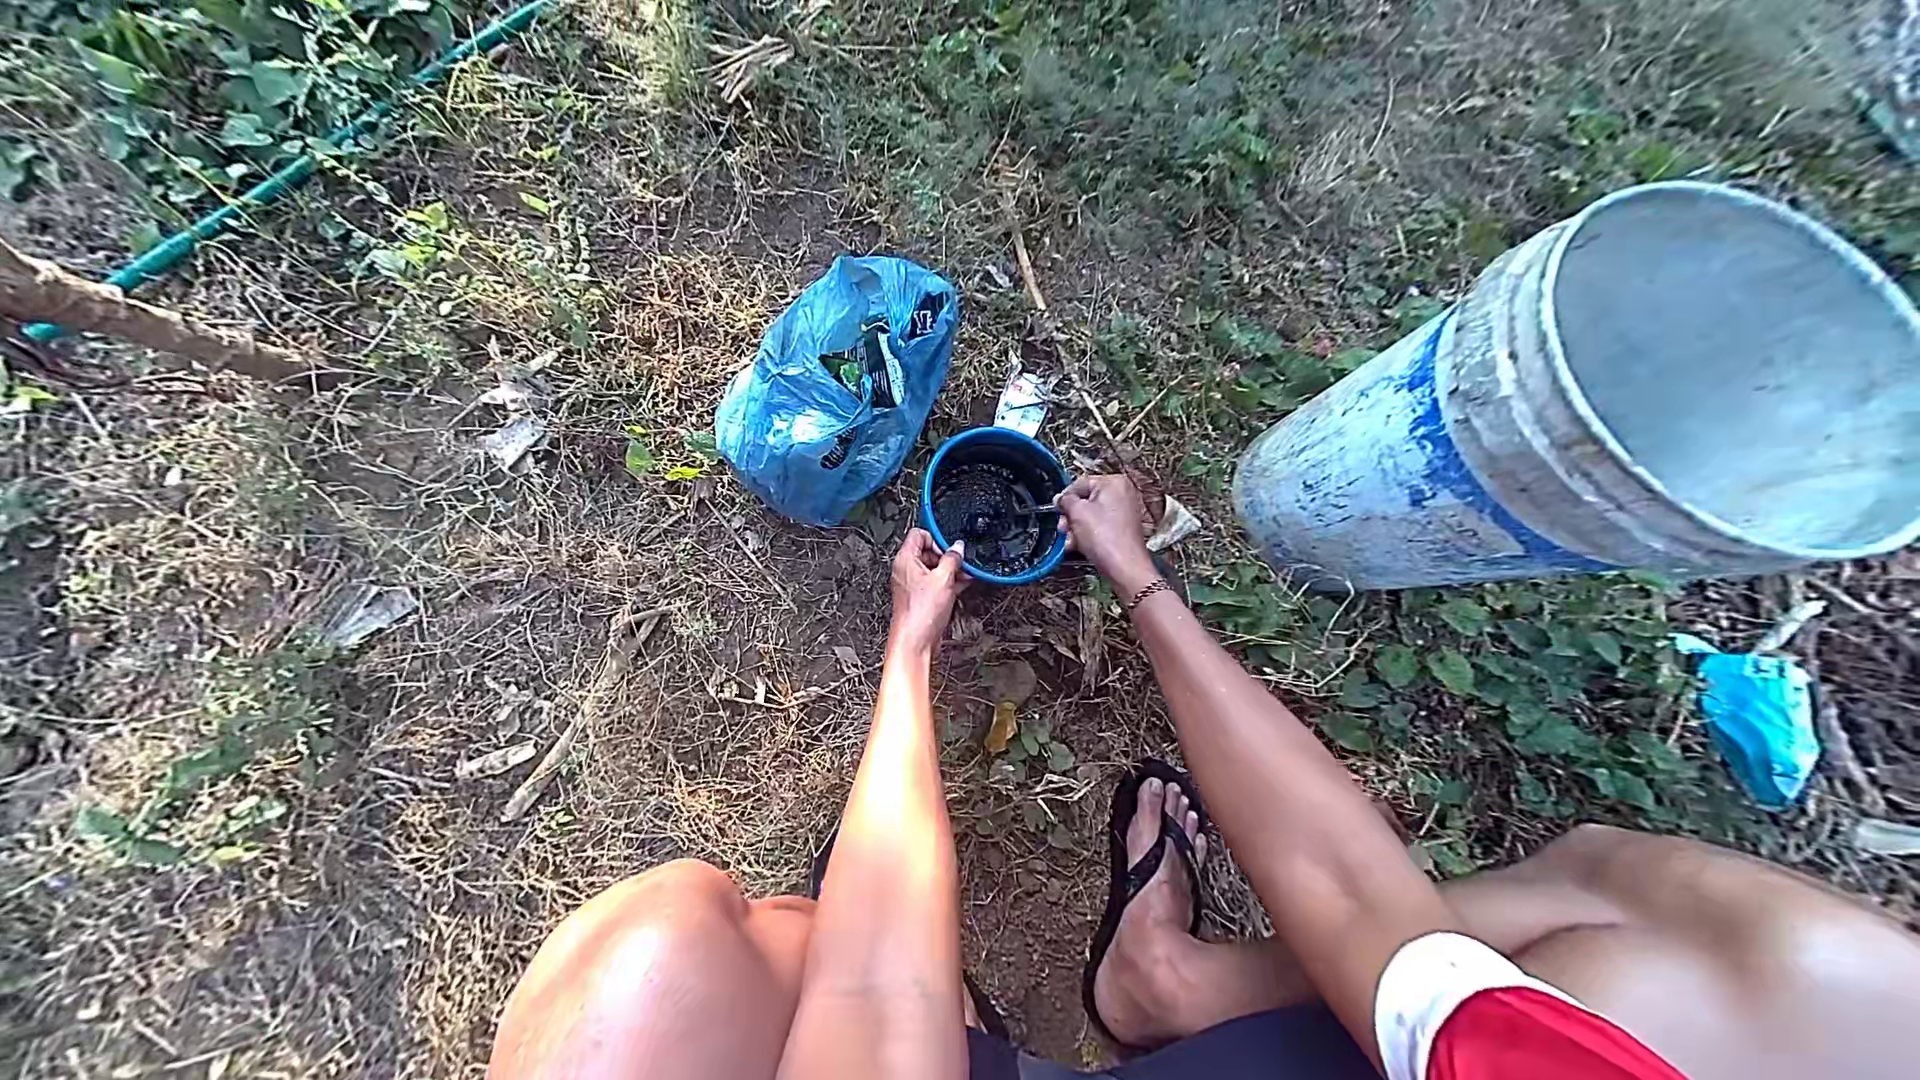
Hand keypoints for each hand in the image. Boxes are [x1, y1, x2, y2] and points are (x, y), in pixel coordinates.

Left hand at [888, 528, 967, 652]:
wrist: (915, 641)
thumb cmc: (920, 613)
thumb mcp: (944, 579)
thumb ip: (952, 559)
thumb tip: (957, 548)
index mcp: (905, 559)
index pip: (919, 534)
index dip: (937, 539)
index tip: (951, 549)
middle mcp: (906, 570)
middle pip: (928, 551)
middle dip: (947, 557)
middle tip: (960, 565)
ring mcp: (912, 584)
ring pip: (934, 568)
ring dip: (950, 570)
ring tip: (965, 576)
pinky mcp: (920, 597)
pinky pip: (935, 583)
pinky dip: (948, 582)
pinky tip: (961, 585)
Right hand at [1055, 474, 1157, 594]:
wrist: (1123, 567)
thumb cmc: (1106, 539)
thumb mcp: (1077, 512)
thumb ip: (1065, 500)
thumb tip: (1061, 498)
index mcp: (1114, 483)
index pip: (1080, 484)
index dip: (1065, 498)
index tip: (1058, 509)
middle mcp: (1122, 494)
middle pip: (1085, 500)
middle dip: (1071, 517)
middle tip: (1064, 527)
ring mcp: (1124, 512)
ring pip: (1090, 515)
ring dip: (1076, 528)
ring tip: (1072, 540)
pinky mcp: (1122, 529)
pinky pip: (1099, 526)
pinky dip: (1088, 534)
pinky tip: (1080, 545)